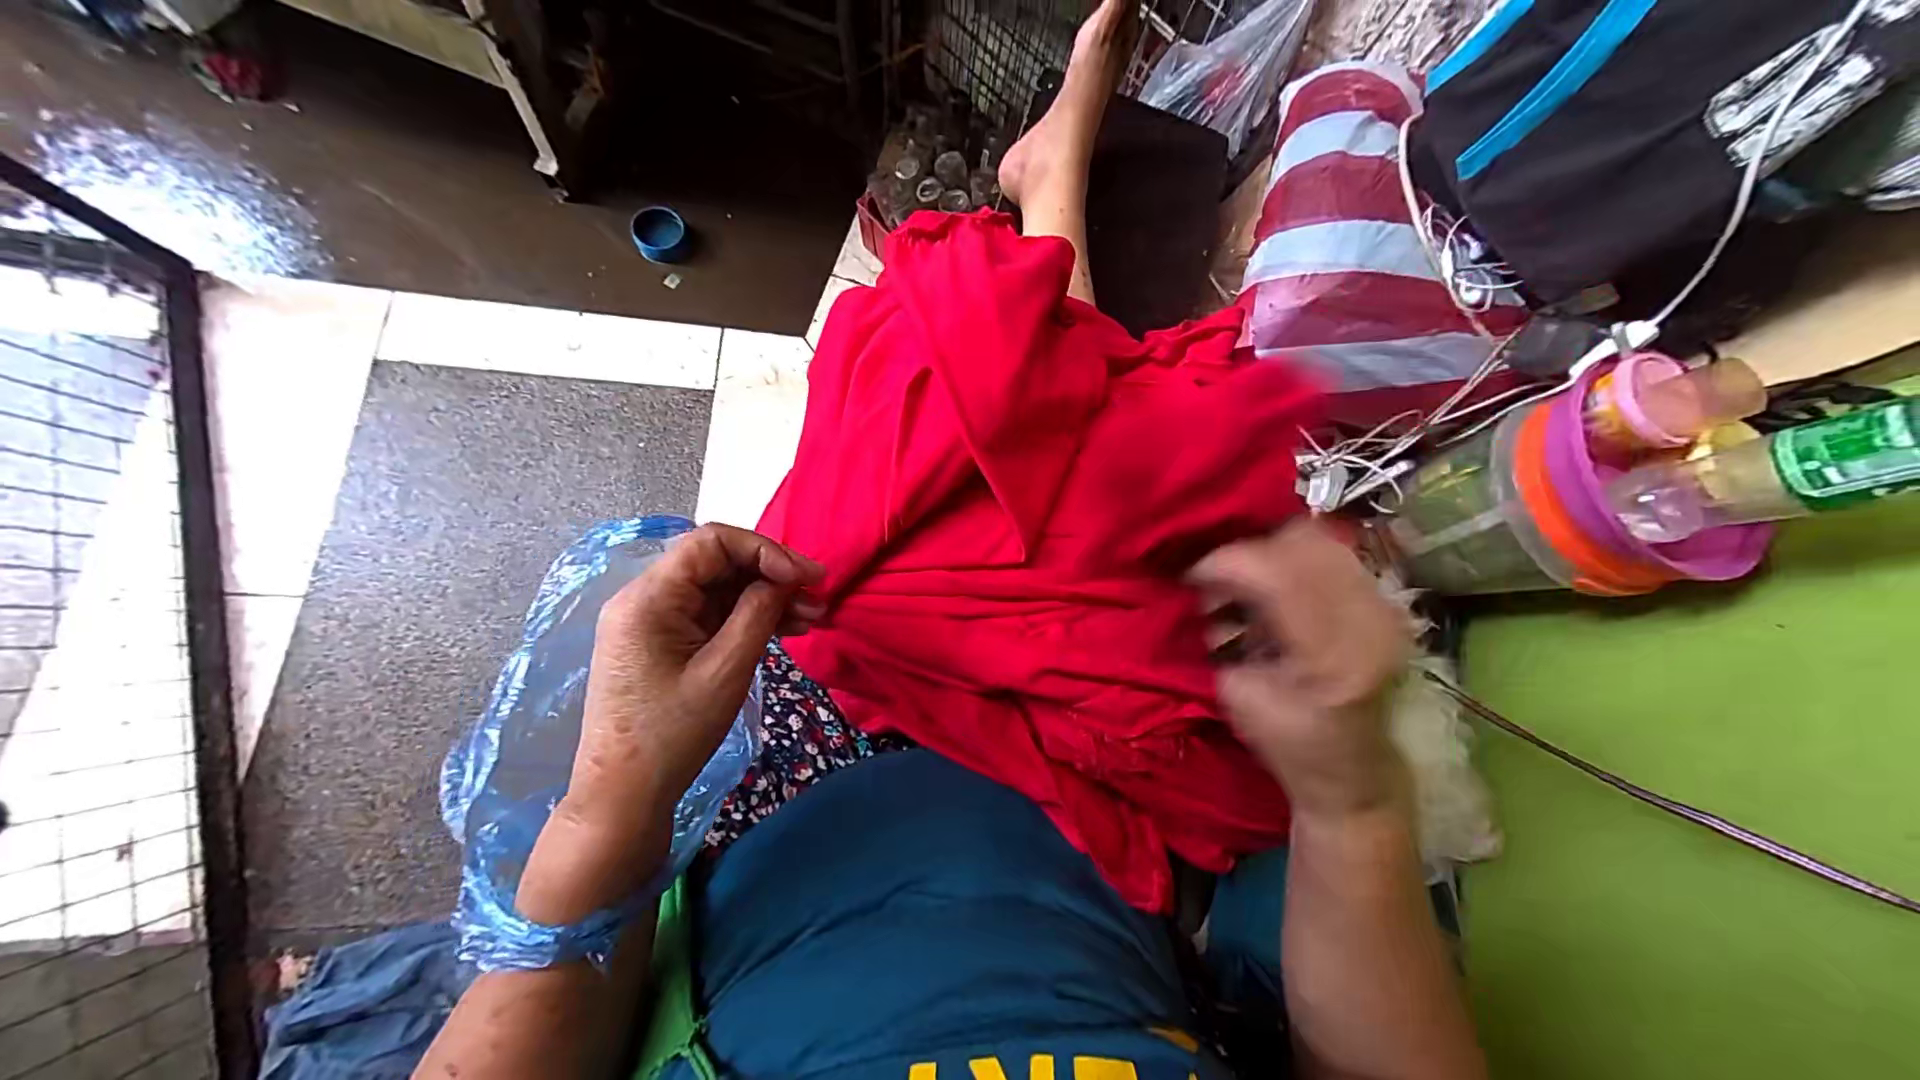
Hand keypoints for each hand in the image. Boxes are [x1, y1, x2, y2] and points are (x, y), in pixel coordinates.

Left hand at [518, 524, 823, 921]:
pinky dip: (747, 618)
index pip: (712, 542)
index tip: (807, 578)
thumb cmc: (674, 734)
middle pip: (717, 563)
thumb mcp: (726, 670)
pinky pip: (710, 614)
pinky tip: (785, 630)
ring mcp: (652, 620)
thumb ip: (758, 612)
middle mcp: (645, 598)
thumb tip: (785, 578)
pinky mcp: (662, 642)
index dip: (766, 551)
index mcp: (650, 596)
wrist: (623, 797)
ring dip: (765, 598)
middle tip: (818, 600)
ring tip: (811, 618)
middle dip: (772, 576)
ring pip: (718, 589)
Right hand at [1191, 520, 1411, 823]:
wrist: (1351, 769)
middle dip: (1248, 551)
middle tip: (1219, 579)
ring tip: (1248, 585)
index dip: (1226, 561)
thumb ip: (1220, 633)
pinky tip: (1276, 586)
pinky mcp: (1389, 605)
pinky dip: (1294, 560)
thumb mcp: (1234, 691)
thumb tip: (1201, 585)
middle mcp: (1372, 623)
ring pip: (1319, 540)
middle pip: (1302, 543)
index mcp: (1329, 656)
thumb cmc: (1284, 743)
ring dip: (1271, 553)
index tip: (1193, 574)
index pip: (1275, 573)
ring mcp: (1388, 611)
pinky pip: (1334, 555)